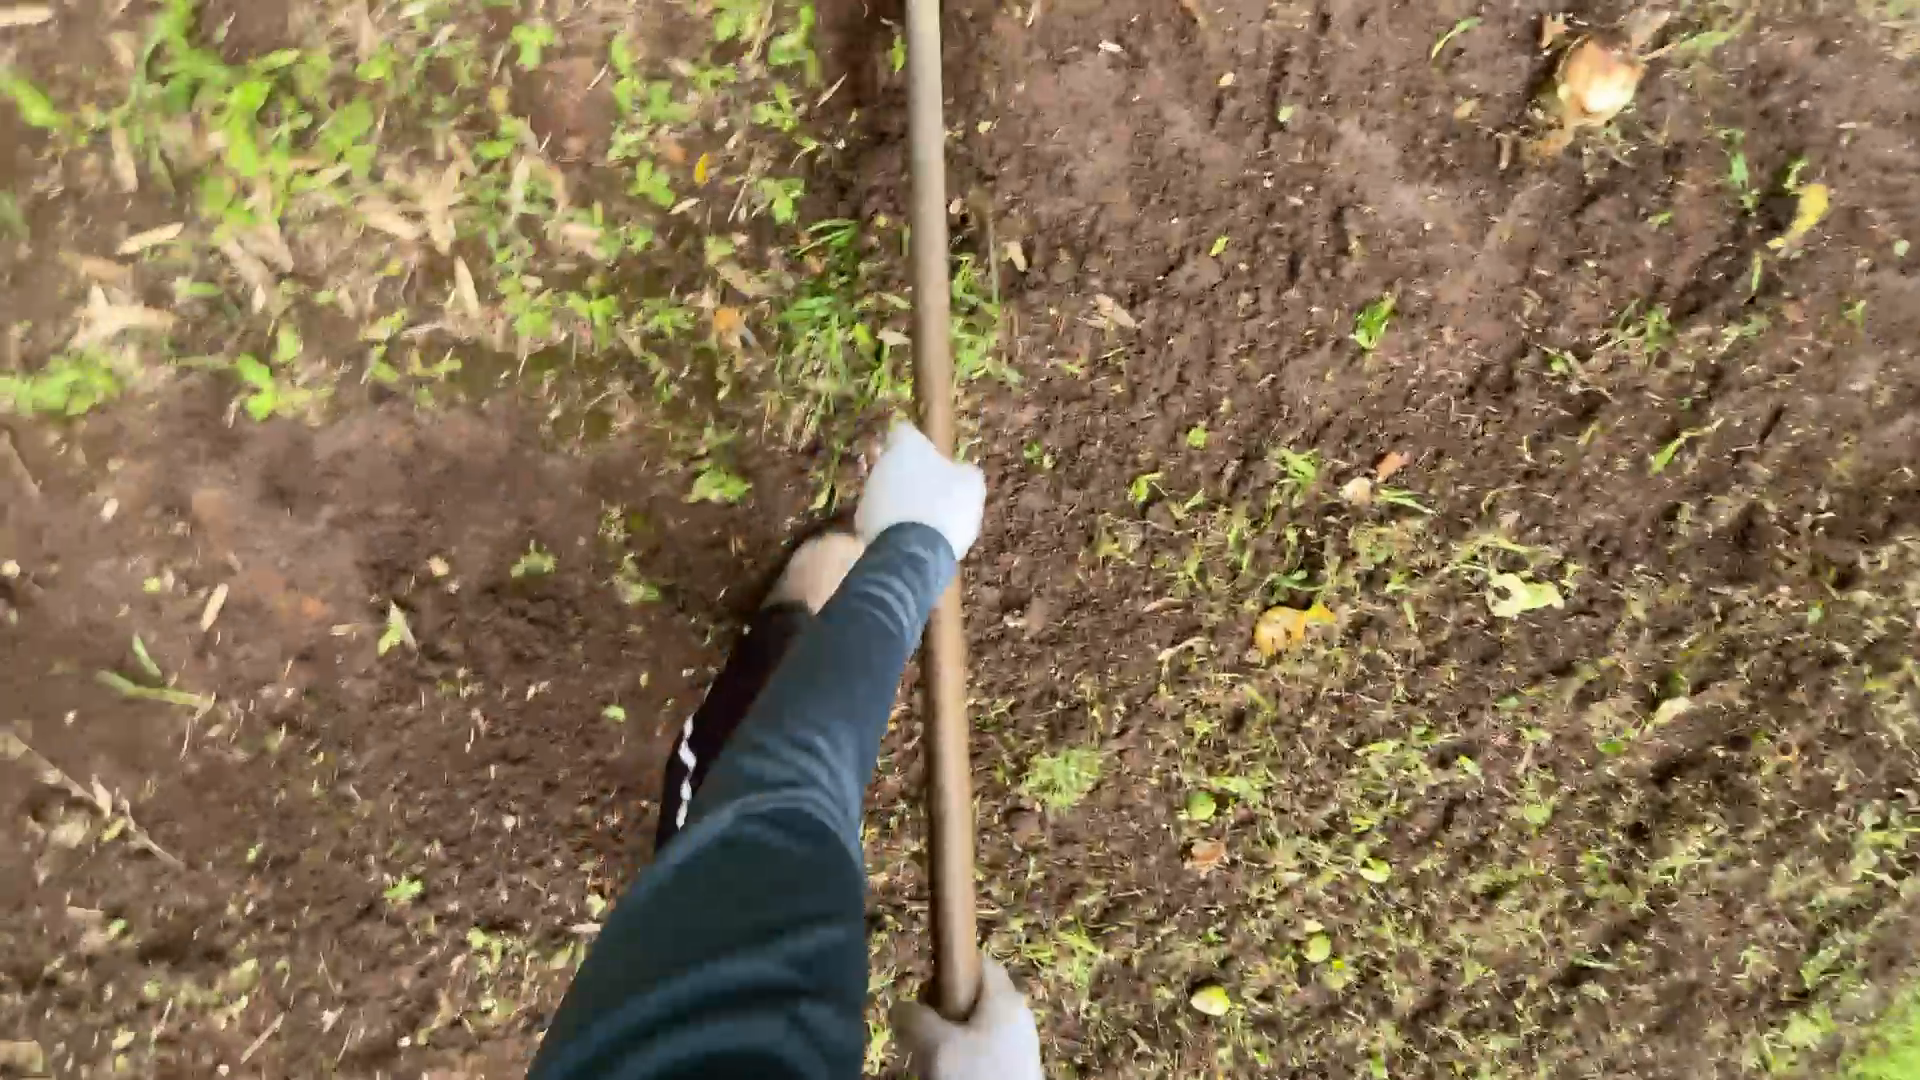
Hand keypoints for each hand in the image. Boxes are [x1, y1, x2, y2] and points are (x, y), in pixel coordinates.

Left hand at [855, 423, 986, 560]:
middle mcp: (881, 466)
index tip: (930, 454)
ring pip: (886, 492)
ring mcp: (868, 495)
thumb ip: (963, 471)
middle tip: (933, 493)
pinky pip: (881, 519)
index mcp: (906, 448)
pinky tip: (911, 539)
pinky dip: (893, 525)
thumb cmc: (946, 508)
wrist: (914, 552)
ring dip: (900, 502)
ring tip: (924, 522)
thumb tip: (958, 471)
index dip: (918, 442)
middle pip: (894, 464)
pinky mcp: (862, 524)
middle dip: (910, 475)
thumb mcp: (971, 485)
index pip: (905, 431)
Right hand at [891, 960, 1042, 1079]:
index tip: (926, 992)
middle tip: (923, 1033)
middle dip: (945, 1012)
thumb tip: (899, 1006)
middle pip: (975, 998)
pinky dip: (965, 1061)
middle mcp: (1018, 1015)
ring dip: (952, 1041)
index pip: (978, 962)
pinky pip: (986, 1054)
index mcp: (1006, 997)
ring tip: (931, 1062)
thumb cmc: (976, 1078)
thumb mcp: (938, 1047)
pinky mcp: (1016, 1072)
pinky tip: (949, 1077)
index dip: (950, 970)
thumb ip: (915, 1019)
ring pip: (978, 1029)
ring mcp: (1020, 1046)